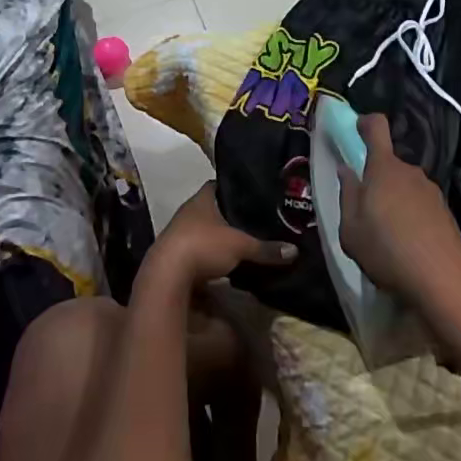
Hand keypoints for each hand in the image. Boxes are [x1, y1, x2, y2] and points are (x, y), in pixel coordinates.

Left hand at [152, 182, 296, 285]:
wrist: (166, 276)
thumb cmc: (203, 246)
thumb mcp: (240, 246)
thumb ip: (266, 248)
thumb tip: (294, 251)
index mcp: (202, 198)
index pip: (220, 184)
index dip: (236, 187)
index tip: (253, 193)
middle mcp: (189, 211)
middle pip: (213, 208)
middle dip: (231, 215)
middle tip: (254, 219)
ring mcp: (179, 233)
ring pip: (205, 229)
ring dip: (219, 236)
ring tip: (244, 240)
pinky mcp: (175, 254)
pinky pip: (198, 249)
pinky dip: (211, 253)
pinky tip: (226, 260)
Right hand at [336, 113, 460, 315]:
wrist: (442, 280)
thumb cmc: (386, 249)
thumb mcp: (350, 228)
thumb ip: (347, 194)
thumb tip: (347, 169)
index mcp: (384, 168)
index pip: (377, 127)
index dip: (365, 122)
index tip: (356, 129)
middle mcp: (410, 171)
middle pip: (389, 164)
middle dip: (376, 180)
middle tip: (364, 211)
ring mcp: (431, 191)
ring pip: (405, 186)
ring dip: (394, 201)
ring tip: (386, 235)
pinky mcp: (445, 212)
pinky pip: (420, 205)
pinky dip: (411, 217)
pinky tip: (406, 246)